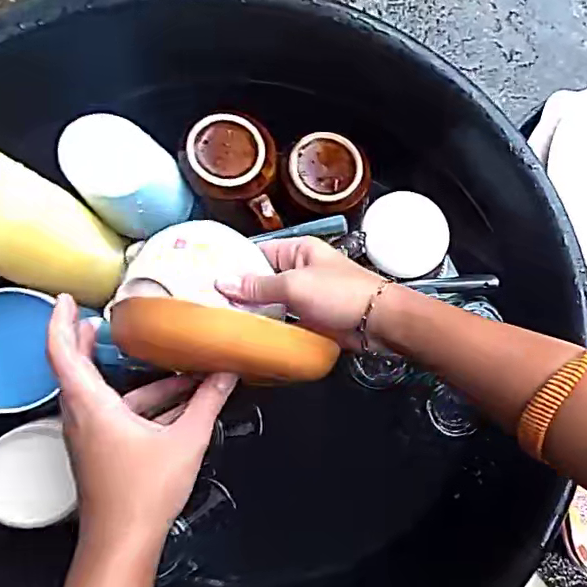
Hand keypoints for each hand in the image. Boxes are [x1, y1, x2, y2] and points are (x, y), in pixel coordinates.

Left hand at [45, 295, 236, 548]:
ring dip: (130, 378)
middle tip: (101, 320)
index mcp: (93, 407)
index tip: (65, 299)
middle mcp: (82, 418)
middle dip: (87, 342)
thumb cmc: (144, 493)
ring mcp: (89, 437)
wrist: (123, 542)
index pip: (62, 354)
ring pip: (102, 394)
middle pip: (76, 369)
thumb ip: (207, 403)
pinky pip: (114, 414)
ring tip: (169, 367)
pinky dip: (140, 403)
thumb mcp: (186, 440)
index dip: (59, 321)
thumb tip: (226, 375)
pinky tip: (175, 404)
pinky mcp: (100, 451)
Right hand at [217, 237, 385, 349]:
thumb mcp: (295, 285)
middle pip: (262, 280)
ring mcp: (307, 297)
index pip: (257, 252)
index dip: (234, 265)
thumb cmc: (343, 294)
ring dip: (255, 312)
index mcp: (299, 250)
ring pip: (272, 303)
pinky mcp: (312, 320)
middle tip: (210, 304)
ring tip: (223, 321)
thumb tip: (225, 283)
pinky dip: (271, 328)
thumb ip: (259, 286)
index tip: (207, 277)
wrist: (379, 323)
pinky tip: (250, 336)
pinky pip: (285, 322)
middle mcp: (301, 270)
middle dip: (240, 292)